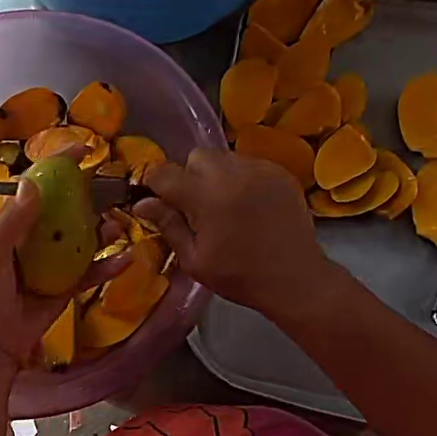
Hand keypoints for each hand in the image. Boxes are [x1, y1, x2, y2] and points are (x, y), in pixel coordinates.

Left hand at [0, 179, 128, 373]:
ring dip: (102, 230)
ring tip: (119, 224)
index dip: (58, 167)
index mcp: (9, 227)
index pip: (36, 189)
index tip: (83, 150)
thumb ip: (10, 222)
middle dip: (89, 198)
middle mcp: (31, 242)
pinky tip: (126, 258)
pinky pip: (89, 273)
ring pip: (82, 241)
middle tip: (112, 190)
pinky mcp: (64, 290)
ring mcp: (50, 266)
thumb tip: (33, 183)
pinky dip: (108, 265)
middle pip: (65, 212)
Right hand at [134, 148, 339, 316]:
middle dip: (188, 176)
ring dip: (214, 175)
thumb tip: (142, 203)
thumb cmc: (238, 276)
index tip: (157, 200)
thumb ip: (168, 225)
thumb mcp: (194, 259)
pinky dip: (239, 177)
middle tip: (195, 206)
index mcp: (206, 198)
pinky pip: (247, 163)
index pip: (164, 173)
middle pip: (195, 157)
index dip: (154, 184)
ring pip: (222, 156)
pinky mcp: (279, 172)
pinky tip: (245, 204)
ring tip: (222, 204)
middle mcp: (232, 175)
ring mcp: (259, 170)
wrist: (294, 279)